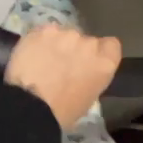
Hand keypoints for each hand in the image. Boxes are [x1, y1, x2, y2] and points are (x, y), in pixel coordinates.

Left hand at [4, 23, 121, 129]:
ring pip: (63, 34)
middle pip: (86, 40)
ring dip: (57, 44)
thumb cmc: (63, 112)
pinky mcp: (43, 30)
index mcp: (105, 63)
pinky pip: (44, 33)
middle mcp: (89, 44)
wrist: (31, 107)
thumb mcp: (89, 97)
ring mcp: (66, 34)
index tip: (89, 61)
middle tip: (62, 65)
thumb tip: (83, 71)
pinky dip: (39, 41)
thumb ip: (92, 75)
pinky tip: (31, 55)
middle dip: (76, 49)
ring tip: (43, 61)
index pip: (111, 45)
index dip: (100, 52)